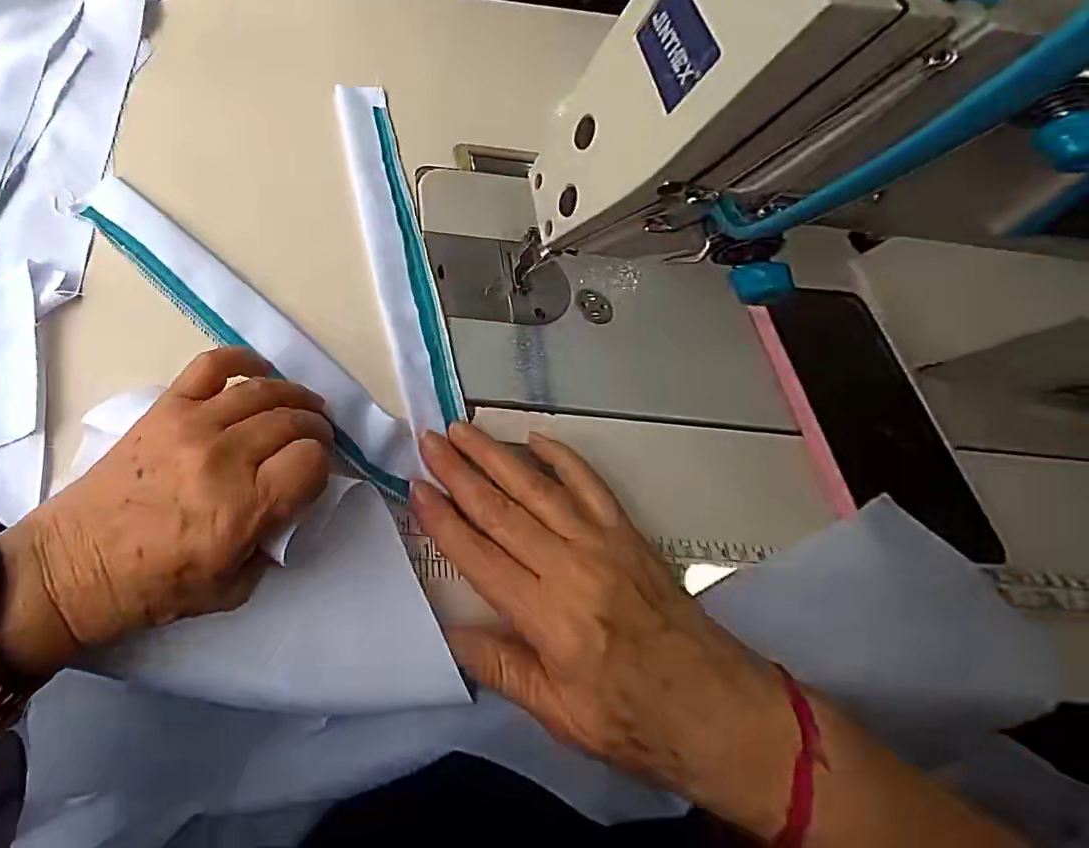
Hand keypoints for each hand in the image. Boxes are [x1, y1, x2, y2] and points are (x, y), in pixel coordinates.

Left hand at [0, 347, 333, 674]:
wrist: (82, 558)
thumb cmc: (153, 585)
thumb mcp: (231, 589)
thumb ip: (269, 542)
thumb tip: (286, 502)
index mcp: (244, 506)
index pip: (311, 462)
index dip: (322, 466)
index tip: (314, 473)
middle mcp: (223, 456)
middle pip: (290, 421)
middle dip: (314, 427)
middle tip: (317, 435)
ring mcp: (191, 424)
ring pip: (260, 390)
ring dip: (291, 394)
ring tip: (301, 404)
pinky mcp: (165, 407)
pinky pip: (211, 366)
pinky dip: (241, 359)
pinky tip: (258, 368)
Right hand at [408, 423, 796, 836]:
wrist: (736, 721)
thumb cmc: (638, 723)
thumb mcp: (561, 716)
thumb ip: (498, 669)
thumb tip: (447, 631)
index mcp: (549, 618)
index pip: (478, 555)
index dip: (441, 519)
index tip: (414, 487)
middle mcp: (573, 572)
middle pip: (501, 510)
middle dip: (458, 472)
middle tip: (428, 440)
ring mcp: (605, 549)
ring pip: (538, 490)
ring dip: (495, 455)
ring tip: (462, 429)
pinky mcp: (632, 540)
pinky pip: (593, 488)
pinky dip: (564, 458)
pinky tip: (535, 438)